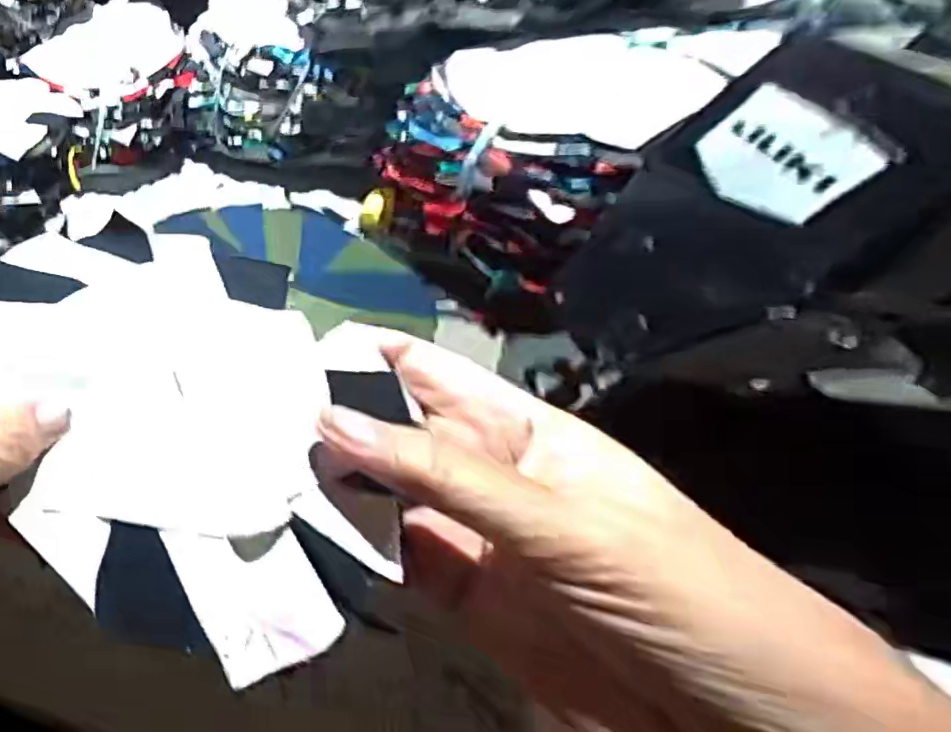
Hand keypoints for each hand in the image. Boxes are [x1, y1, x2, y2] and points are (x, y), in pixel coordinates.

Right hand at [315, 331, 950, 731]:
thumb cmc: (690, 598)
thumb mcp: (564, 525)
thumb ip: (441, 475)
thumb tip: (331, 419)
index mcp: (517, 429)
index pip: (426, 370)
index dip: (362, 353)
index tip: (291, 353)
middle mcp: (479, 471)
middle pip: (387, 428)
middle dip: (331, 418)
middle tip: (261, 414)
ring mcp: (464, 531)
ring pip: (378, 490)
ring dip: (330, 479)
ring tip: (269, 464)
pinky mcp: (454, 591)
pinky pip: (386, 553)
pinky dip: (346, 540)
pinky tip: (309, 525)